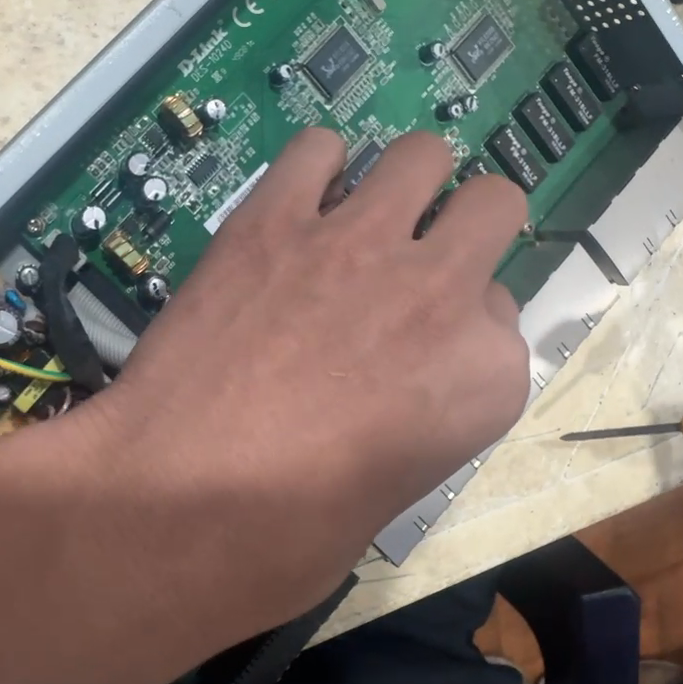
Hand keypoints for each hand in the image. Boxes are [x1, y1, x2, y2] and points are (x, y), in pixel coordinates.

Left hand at [79, 129, 530, 591]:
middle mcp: (439, 292)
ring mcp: (355, 244)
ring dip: (404, 181)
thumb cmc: (289, 534)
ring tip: (363, 213)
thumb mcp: (398, 487)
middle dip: (464, 227)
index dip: (461, 325)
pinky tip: (299, 199)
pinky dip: (315, 168)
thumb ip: (428, 404)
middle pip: (492, 206)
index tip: (422, 341)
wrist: (179, 501)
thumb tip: (408, 365)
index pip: (503, 313)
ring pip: (421, 156)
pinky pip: (315, 150)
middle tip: (414, 256)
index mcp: (487, 374)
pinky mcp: (274, 222)